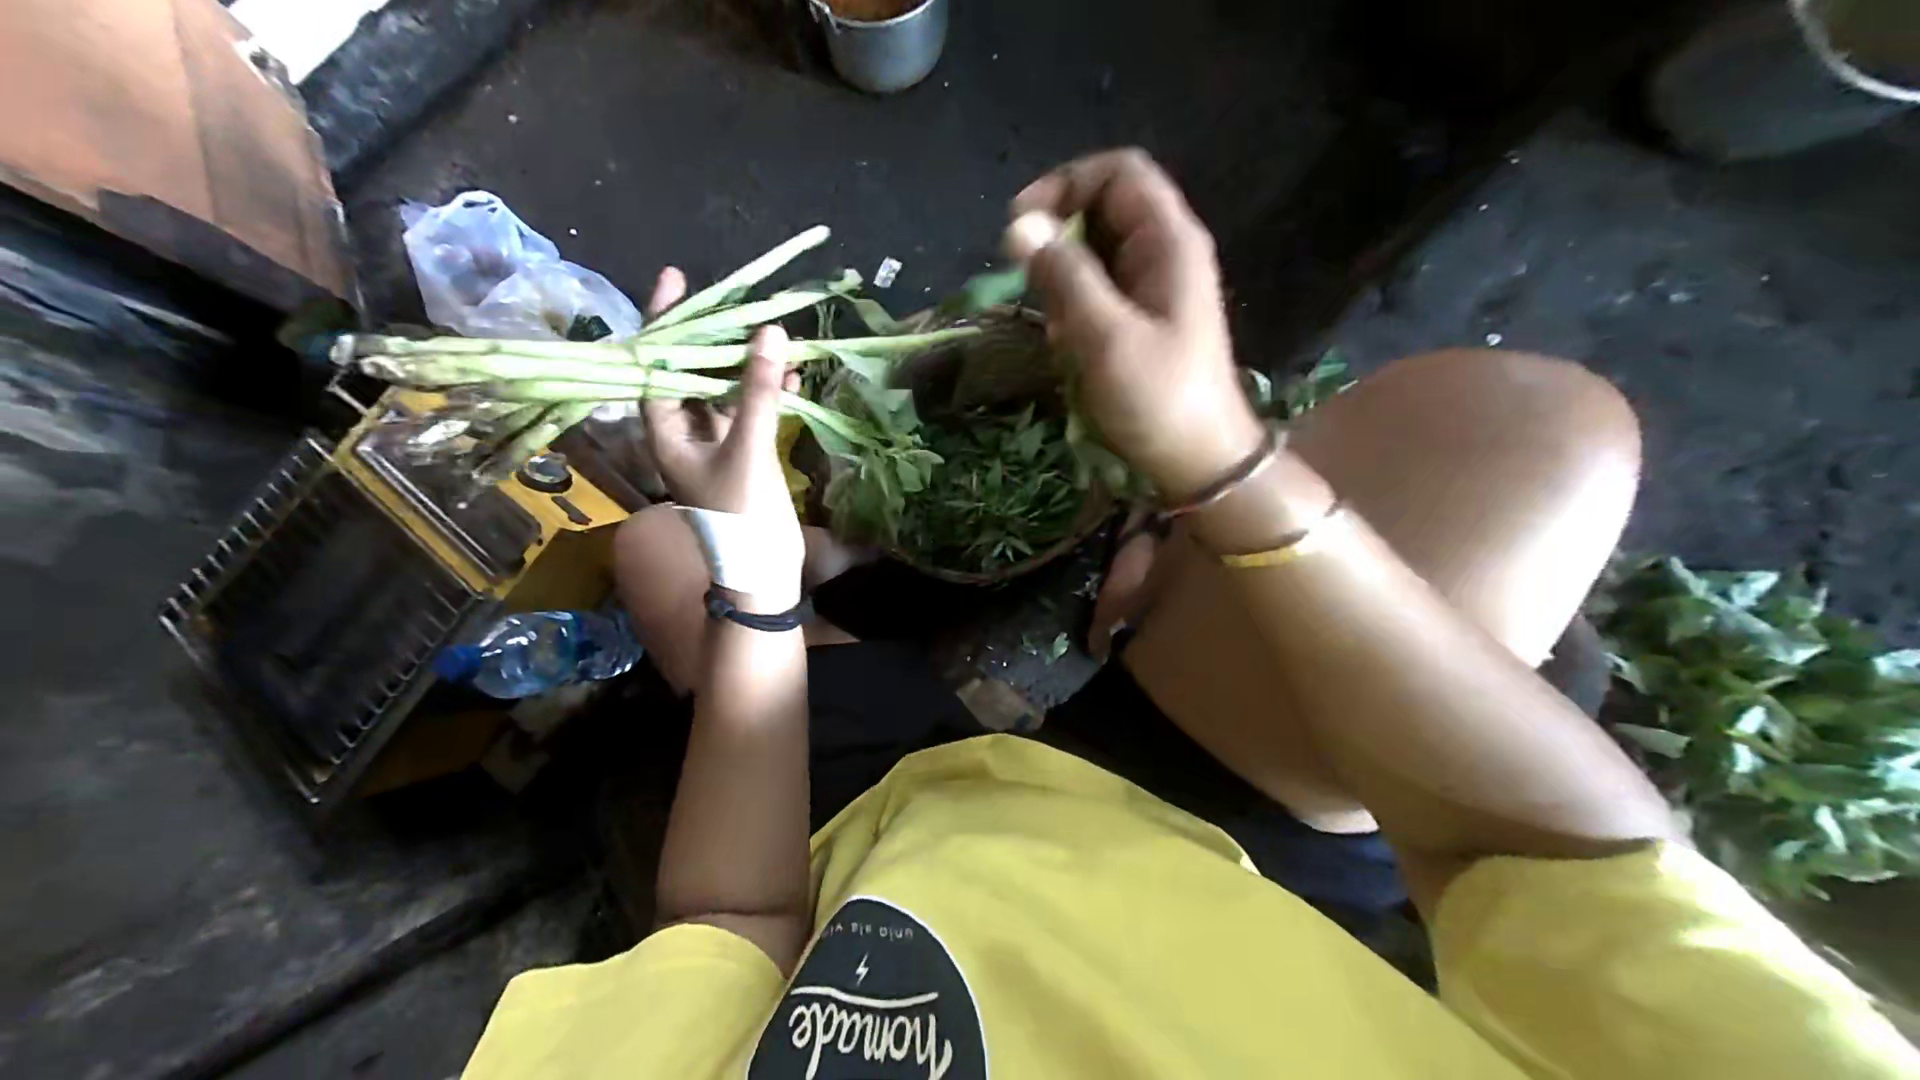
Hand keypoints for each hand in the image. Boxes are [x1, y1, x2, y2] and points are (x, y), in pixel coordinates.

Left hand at [641, 269, 803, 608]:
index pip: (656, 366)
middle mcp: (685, 433)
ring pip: (727, 390)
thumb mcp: (750, 450)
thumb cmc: (744, 517)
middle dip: (714, 338)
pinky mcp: (745, 455)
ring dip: (749, 365)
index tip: (677, 280)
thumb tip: (769, 332)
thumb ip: (759, 393)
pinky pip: (753, 412)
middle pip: (692, 372)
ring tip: (773, 331)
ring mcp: (717, 444)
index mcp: (667, 432)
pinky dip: (770, 392)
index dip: (665, 322)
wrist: (765, 572)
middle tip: (734, 300)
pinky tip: (793, 374)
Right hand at [1006, 149, 1263, 501]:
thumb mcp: (1106, 336)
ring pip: (1093, 258)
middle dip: (1059, 245)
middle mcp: (1162, 254)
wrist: (1197, 461)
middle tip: (1034, 290)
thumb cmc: (1157, 398)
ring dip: (1063, 287)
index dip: (1066, 184)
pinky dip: (1073, 314)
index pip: (1118, 173)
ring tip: (1059, 333)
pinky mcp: (1140, 321)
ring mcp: (1152, 289)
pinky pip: (1096, 296)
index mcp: (1168, 242)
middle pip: (1101, 213)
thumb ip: (1065, 276)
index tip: (1020, 226)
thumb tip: (1019, 226)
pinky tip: (1070, 351)